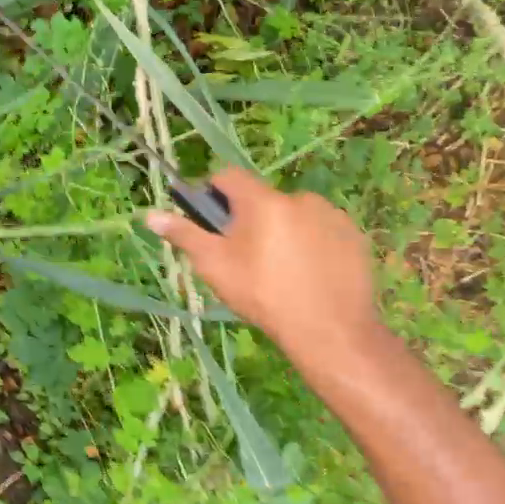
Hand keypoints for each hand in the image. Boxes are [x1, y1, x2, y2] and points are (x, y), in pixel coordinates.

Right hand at [147, 168, 380, 359]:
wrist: (328, 326)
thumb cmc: (260, 292)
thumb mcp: (212, 264)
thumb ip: (184, 234)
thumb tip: (150, 215)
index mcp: (263, 202)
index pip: (229, 176)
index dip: (211, 192)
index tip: (207, 220)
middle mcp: (300, 199)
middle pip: (260, 198)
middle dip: (246, 218)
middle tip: (239, 254)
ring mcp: (332, 216)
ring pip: (291, 214)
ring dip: (278, 229)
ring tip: (275, 266)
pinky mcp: (354, 236)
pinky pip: (319, 229)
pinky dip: (306, 241)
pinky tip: (303, 271)